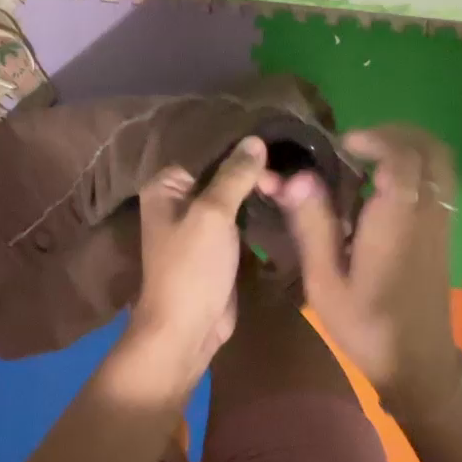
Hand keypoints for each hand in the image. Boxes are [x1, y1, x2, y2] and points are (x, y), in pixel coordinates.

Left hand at [129, 137, 274, 377]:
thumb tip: (256, 139)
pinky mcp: (218, 245)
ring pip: (233, 196)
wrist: (187, 329)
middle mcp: (178, 199)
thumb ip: (234, 175)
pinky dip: (259, 210)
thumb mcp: (213, 214)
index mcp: (165, 185)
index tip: (276, 132)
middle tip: (294, 156)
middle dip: (254, 167)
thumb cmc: (191, 267)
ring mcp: (199, 223)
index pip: (205, 150)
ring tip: (297, 170)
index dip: (239, 144)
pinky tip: (287, 195)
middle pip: (220, 172)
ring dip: (260, 188)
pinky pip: (241, 218)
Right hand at [273, 125, 461, 404]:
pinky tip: (378, 189)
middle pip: (432, 150)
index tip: (342, 145)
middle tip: (357, 143)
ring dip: (406, 149)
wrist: (417, 365)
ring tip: (365, 160)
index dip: (373, 138)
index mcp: (398, 221)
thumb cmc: (365, 325)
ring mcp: (439, 223)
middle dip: (396, 133)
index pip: (401, 156)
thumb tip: (298, 176)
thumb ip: (313, 225)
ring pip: (439, 164)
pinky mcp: (441, 234)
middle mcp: (426, 213)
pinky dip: (413, 169)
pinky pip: (436, 182)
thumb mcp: (325, 281)